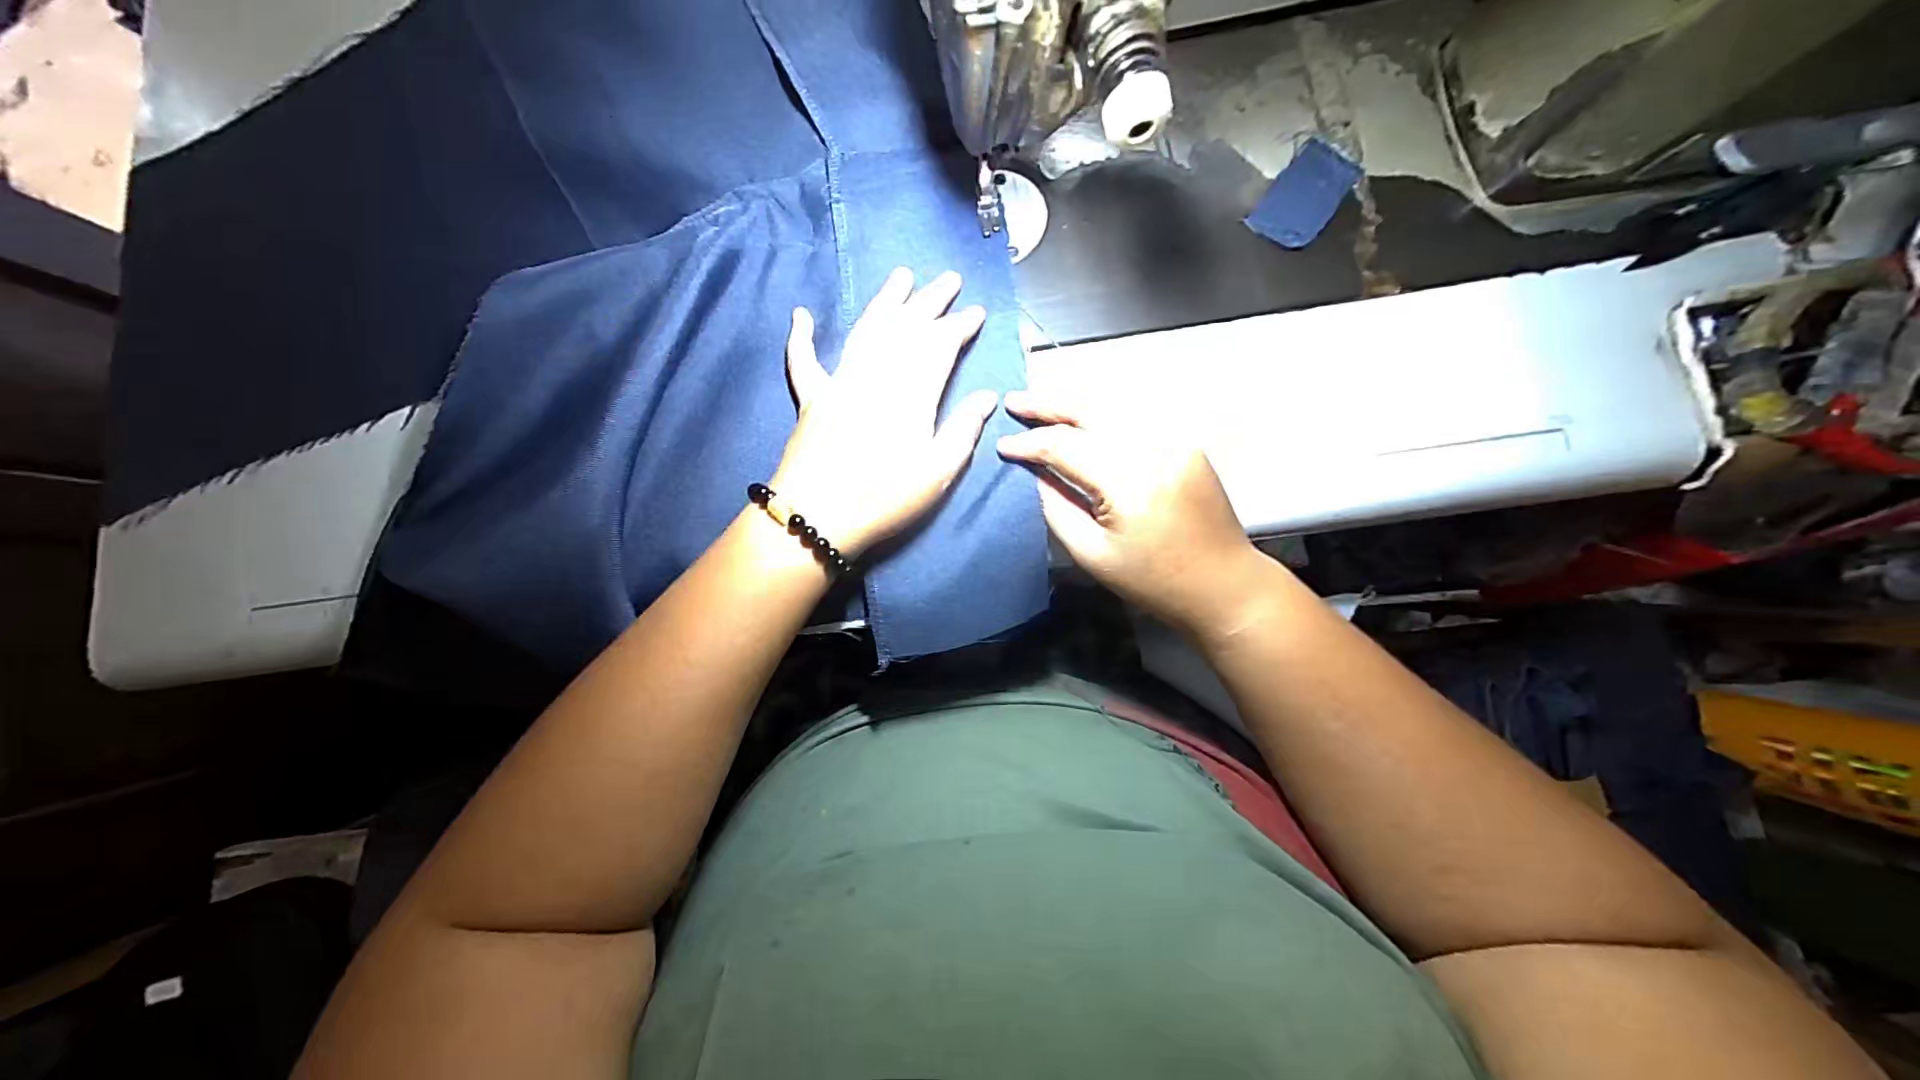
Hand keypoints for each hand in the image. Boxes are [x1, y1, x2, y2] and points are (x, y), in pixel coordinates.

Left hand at [769, 268, 998, 557]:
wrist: (817, 516)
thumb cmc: (884, 499)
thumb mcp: (938, 472)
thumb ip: (963, 430)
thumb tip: (987, 397)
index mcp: (912, 394)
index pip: (940, 346)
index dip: (959, 326)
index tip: (976, 311)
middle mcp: (876, 375)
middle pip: (906, 328)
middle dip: (930, 301)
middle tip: (948, 279)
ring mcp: (840, 383)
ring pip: (865, 330)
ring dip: (884, 301)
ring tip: (901, 276)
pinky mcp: (811, 398)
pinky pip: (804, 361)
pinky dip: (801, 338)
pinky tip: (801, 315)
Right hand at [996, 389, 1266, 635]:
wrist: (1223, 585)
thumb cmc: (1153, 582)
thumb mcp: (1092, 554)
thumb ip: (1057, 507)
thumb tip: (1036, 471)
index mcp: (1129, 484)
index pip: (1067, 447)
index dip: (1031, 444)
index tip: (1003, 445)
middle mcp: (1155, 451)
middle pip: (1092, 410)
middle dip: (1049, 403)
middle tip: (1014, 401)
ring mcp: (1176, 442)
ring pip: (1116, 406)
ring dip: (1076, 401)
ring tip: (1042, 402)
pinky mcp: (1187, 444)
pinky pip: (1139, 416)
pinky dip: (1107, 410)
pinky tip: (1085, 413)